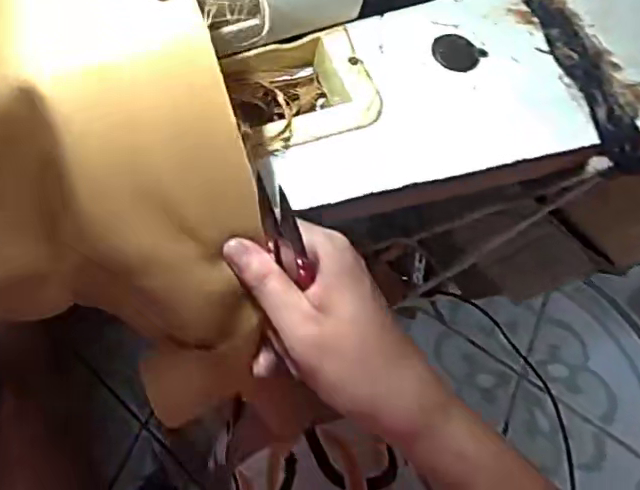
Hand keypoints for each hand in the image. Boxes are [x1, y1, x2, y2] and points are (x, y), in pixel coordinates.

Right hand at [223, 223, 455, 447]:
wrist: (409, 411)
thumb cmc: (351, 364)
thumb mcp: (297, 325)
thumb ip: (263, 280)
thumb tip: (231, 241)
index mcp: (325, 247)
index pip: (274, 228)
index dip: (251, 251)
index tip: (231, 278)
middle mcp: (332, 256)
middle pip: (279, 260)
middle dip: (264, 298)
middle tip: (256, 329)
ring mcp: (337, 282)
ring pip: (288, 287)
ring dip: (274, 322)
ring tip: (268, 356)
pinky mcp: (339, 305)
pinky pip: (303, 305)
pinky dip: (291, 331)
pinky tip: (279, 363)